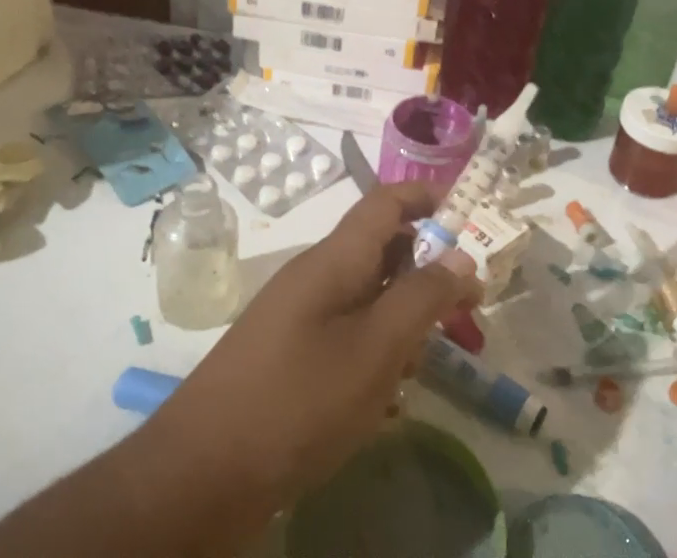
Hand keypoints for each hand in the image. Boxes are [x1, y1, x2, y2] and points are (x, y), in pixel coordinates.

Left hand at [132, 183, 479, 553]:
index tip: (474, 221)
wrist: (202, 476)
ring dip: (405, 319)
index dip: (429, 199)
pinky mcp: (290, 360)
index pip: (386, 202)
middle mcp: (315, 279)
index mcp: (334, 260)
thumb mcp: (376, 347)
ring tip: (430, 360)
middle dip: (429, 271)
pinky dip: (377, 354)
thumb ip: (423, 295)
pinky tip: (389, 399)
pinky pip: (347, 337)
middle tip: (469, 307)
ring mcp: (299, 320)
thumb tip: (461, 254)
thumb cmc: (299, 401)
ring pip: (368, 299)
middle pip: (382, 251)